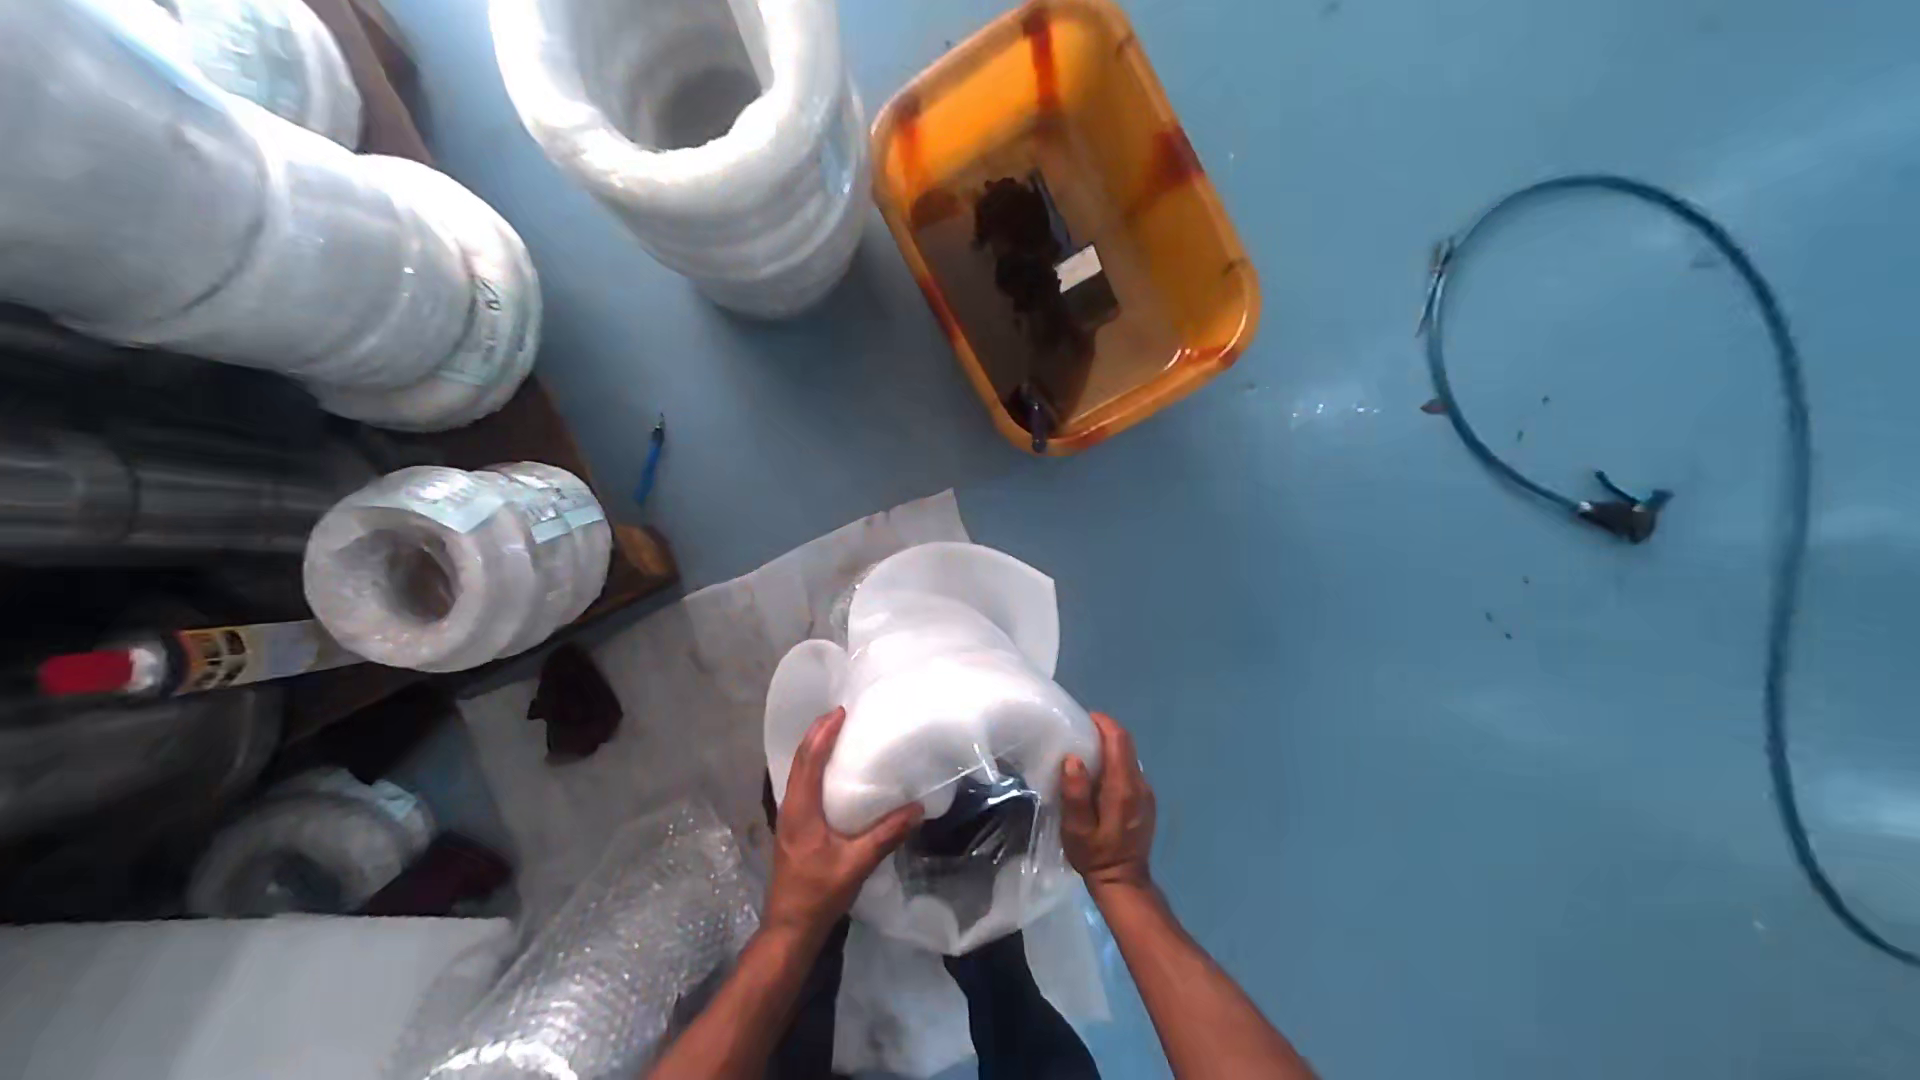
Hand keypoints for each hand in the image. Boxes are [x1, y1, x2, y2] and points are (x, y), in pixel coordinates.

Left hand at [765, 708, 920, 940]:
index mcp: (800, 811)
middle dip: (817, 734)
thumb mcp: (856, 864)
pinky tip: (830, 771)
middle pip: (799, 761)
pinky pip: (800, 785)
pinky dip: (813, 767)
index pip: (809, 762)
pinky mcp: (791, 827)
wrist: (789, 929)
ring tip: (835, 734)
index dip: (823, 735)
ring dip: (813, 750)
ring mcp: (787, 818)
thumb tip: (917, 808)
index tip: (840, 712)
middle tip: (840, 715)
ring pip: (797, 772)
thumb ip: (886, 835)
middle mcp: (789, 808)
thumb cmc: (819, 894)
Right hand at [1060, 711, 1156, 892]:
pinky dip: (1115, 762)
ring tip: (1085, 751)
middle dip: (1105, 731)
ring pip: (1129, 757)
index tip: (1083, 718)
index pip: (1119, 741)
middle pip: (1126, 745)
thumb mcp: (1076, 829)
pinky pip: (1131, 770)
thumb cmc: (1095, 855)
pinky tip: (1098, 775)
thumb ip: (1075, 794)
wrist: (1124, 883)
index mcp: (1123, 788)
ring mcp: (1146, 793)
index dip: (1103, 723)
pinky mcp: (1146, 801)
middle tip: (1079, 732)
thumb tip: (1074, 759)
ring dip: (1109, 747)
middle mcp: (1140, 785)